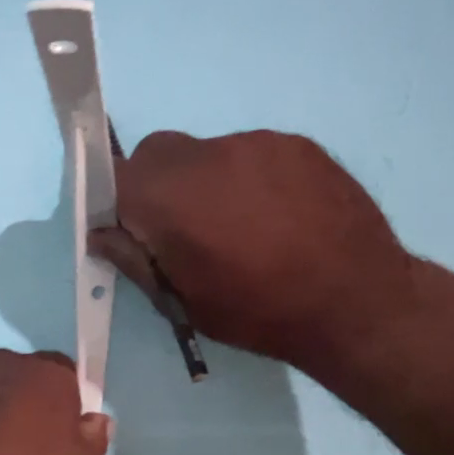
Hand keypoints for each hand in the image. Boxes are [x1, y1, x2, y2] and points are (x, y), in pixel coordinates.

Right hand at [90, 130, 415, 364]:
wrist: (353, 300)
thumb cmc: (256, 311)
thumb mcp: (181, 301)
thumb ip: (135, 260)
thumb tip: (100, 235)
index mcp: (171, 198)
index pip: (116, 174)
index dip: (115, 201)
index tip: (129, 232)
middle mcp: (209, 155)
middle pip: (158, 153)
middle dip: (155, 187)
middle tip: (178, 234)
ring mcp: (258, 142)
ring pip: (206, 154)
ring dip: (203, 185)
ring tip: (238, 231)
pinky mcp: (297, 143)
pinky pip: (250, 155)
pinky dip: (245, 181)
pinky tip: (272, 220)